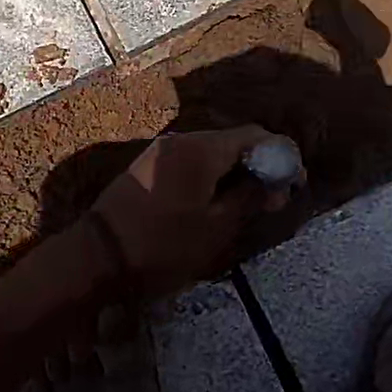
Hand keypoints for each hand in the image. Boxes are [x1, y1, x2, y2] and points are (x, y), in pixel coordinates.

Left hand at [89, 126, 293, 297]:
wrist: (97, 255)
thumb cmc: (162, 244)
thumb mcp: (216, 227)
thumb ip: (251, 197)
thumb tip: (279, 180)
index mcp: (200, 149)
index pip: (255, 135)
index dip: (281, 156)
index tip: (295, 185)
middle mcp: (180, 140)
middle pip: (232, 141)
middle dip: (259, 166)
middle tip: (273, 200)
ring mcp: (160, 151)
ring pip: (211, 153)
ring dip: (234, 173)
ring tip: (247, 206)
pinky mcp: (147, 166)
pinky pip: (190, 162)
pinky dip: (210, 177)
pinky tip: (216, 203)